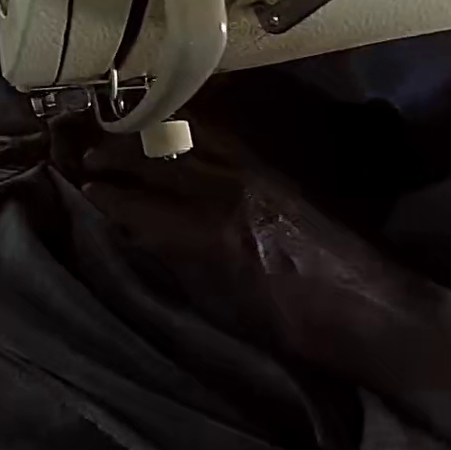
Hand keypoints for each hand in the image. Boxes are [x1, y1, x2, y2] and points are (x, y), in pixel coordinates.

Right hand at [79, 134, 443, 382]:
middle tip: (91, 155)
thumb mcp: (222, 306)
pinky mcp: (269, 166)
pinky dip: (187, 127)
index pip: (140, 204)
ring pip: (186, 138)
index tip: (85, 188)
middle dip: (118, 156)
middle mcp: (225, 191)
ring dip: (149, 135)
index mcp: (209, 235)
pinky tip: (173, 126)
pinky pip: (218, 136)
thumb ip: (177, 263)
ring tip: (124, 135)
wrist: (365, 305)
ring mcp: (250, 172)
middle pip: (157, 161)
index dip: (107, 194)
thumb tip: (140, 234)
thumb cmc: (289, 324)